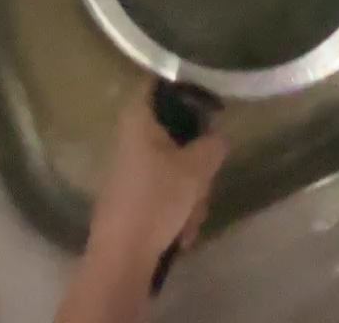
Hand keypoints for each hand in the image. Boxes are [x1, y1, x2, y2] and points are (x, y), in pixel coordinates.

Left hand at [87, 86, 227, 264]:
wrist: (121, 258)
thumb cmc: (156, 200)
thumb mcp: (195, 169)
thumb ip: (213, 145)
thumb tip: (218, 137)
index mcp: (138, 118)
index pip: (156, 81)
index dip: (182, 84)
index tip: (207, 98)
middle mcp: (130, 137)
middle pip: (174, 132)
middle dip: (196, 162)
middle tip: (203, 180)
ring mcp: (130, 169)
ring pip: (174, 167)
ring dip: (190, 192)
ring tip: (190, 216)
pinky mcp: (132, 197)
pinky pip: (165, 192)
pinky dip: (177, 210)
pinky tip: (181, 233)